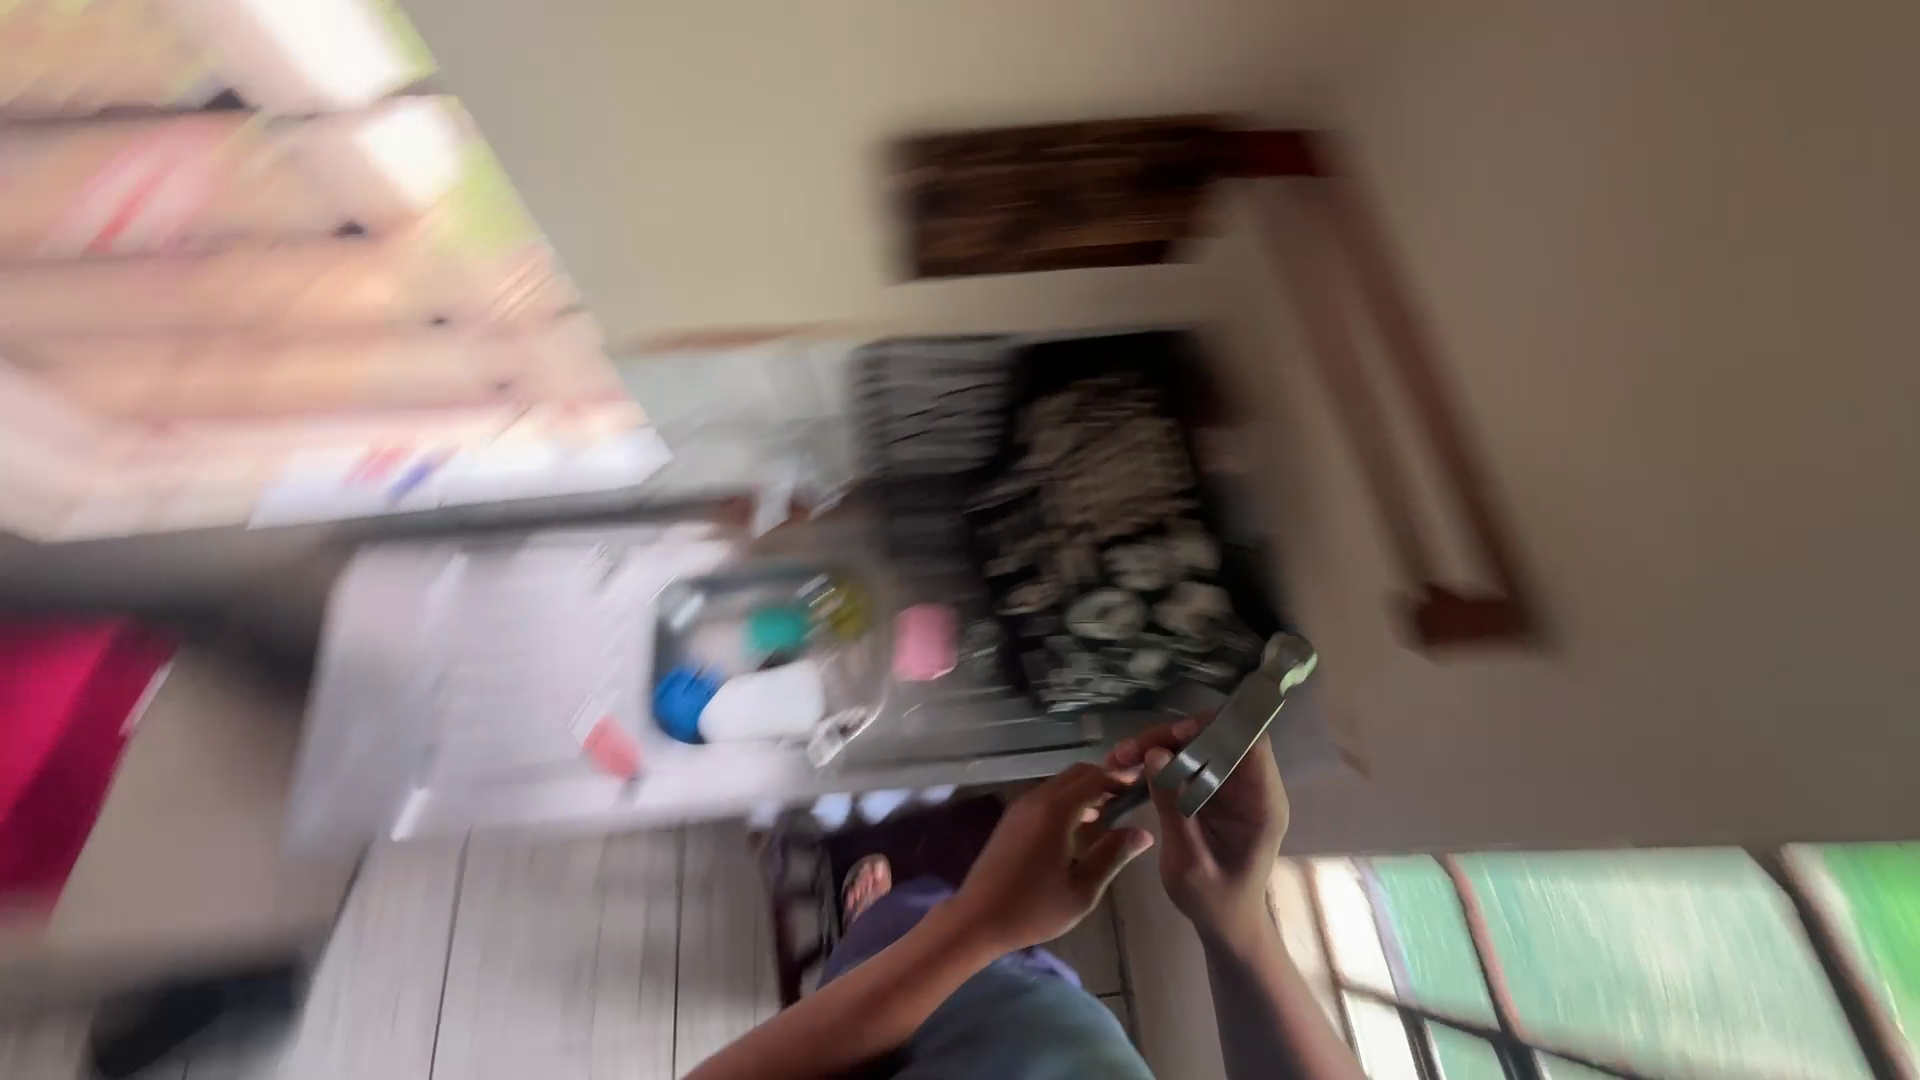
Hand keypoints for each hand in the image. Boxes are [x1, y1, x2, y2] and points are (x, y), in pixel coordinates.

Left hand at [947, 764, 1154, 954]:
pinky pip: (1046, 796)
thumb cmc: (1034, 908)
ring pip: (1059, 784)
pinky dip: (1068, 799)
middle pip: (1076, 774)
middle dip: (1103, 779)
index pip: (1094, 779)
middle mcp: (1036, 799)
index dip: (1119, 778)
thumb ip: (1112, 855)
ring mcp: (1021, 807)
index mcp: (1055, 811)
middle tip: (1129, 796)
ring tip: (1111, 810)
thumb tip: (1143, 833)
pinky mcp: (1012, 818)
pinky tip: (1081, 823)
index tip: (1142, 784)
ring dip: (1085, 789)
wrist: (978, 918)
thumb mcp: (1082, 889)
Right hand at [1107, 716, 1288, 941]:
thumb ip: (1173, 806)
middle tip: (1128, 750)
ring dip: (1157, 746)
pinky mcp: (1209, 789)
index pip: (1251, 744)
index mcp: (1261, 803)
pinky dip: (1156, 760)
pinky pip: (1184, 761)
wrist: (1223, 923)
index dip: (1216, 730)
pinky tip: (1127, 767)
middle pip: (1215, 738)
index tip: (1175, 735)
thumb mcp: (1189, 859)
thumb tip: (1153, 754)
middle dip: (1170, 737)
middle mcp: (1249, 786)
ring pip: (1194, 745)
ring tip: (1118, 757)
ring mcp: (1229, 786)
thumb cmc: (1214, 899)